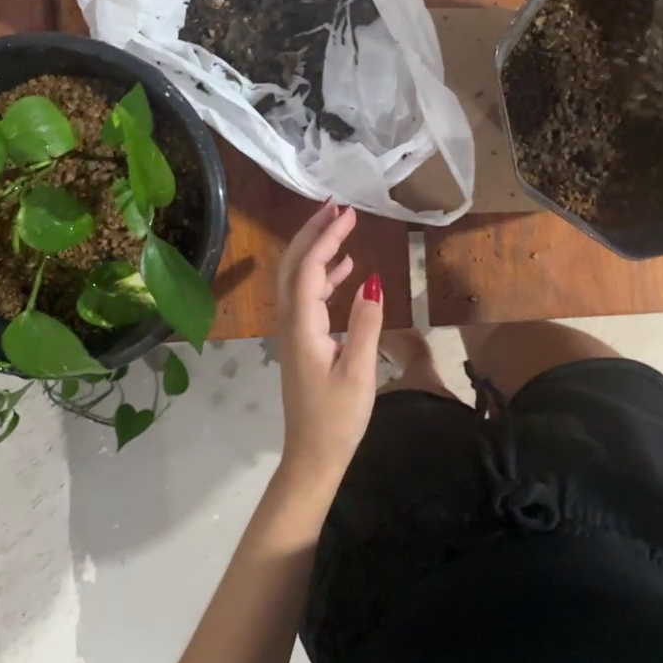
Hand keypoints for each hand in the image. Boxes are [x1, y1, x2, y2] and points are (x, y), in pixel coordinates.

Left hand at [275, 201, 384, 484]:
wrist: (313, 455)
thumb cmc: (338, 418)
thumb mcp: (358, 372)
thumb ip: (365, 325)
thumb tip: (372, 280)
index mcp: (302, 327)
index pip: (310, 269)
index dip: (326, 238)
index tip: (347, 213)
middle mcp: (291, 323)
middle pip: (294, 266)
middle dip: (313, 233)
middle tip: (337, 206)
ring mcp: (294, 332)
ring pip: (299, 279)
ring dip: (317, 250)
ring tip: (342, 226)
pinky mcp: (302, 341)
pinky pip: (308, 297)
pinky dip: (325, 276)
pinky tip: (347, 269)